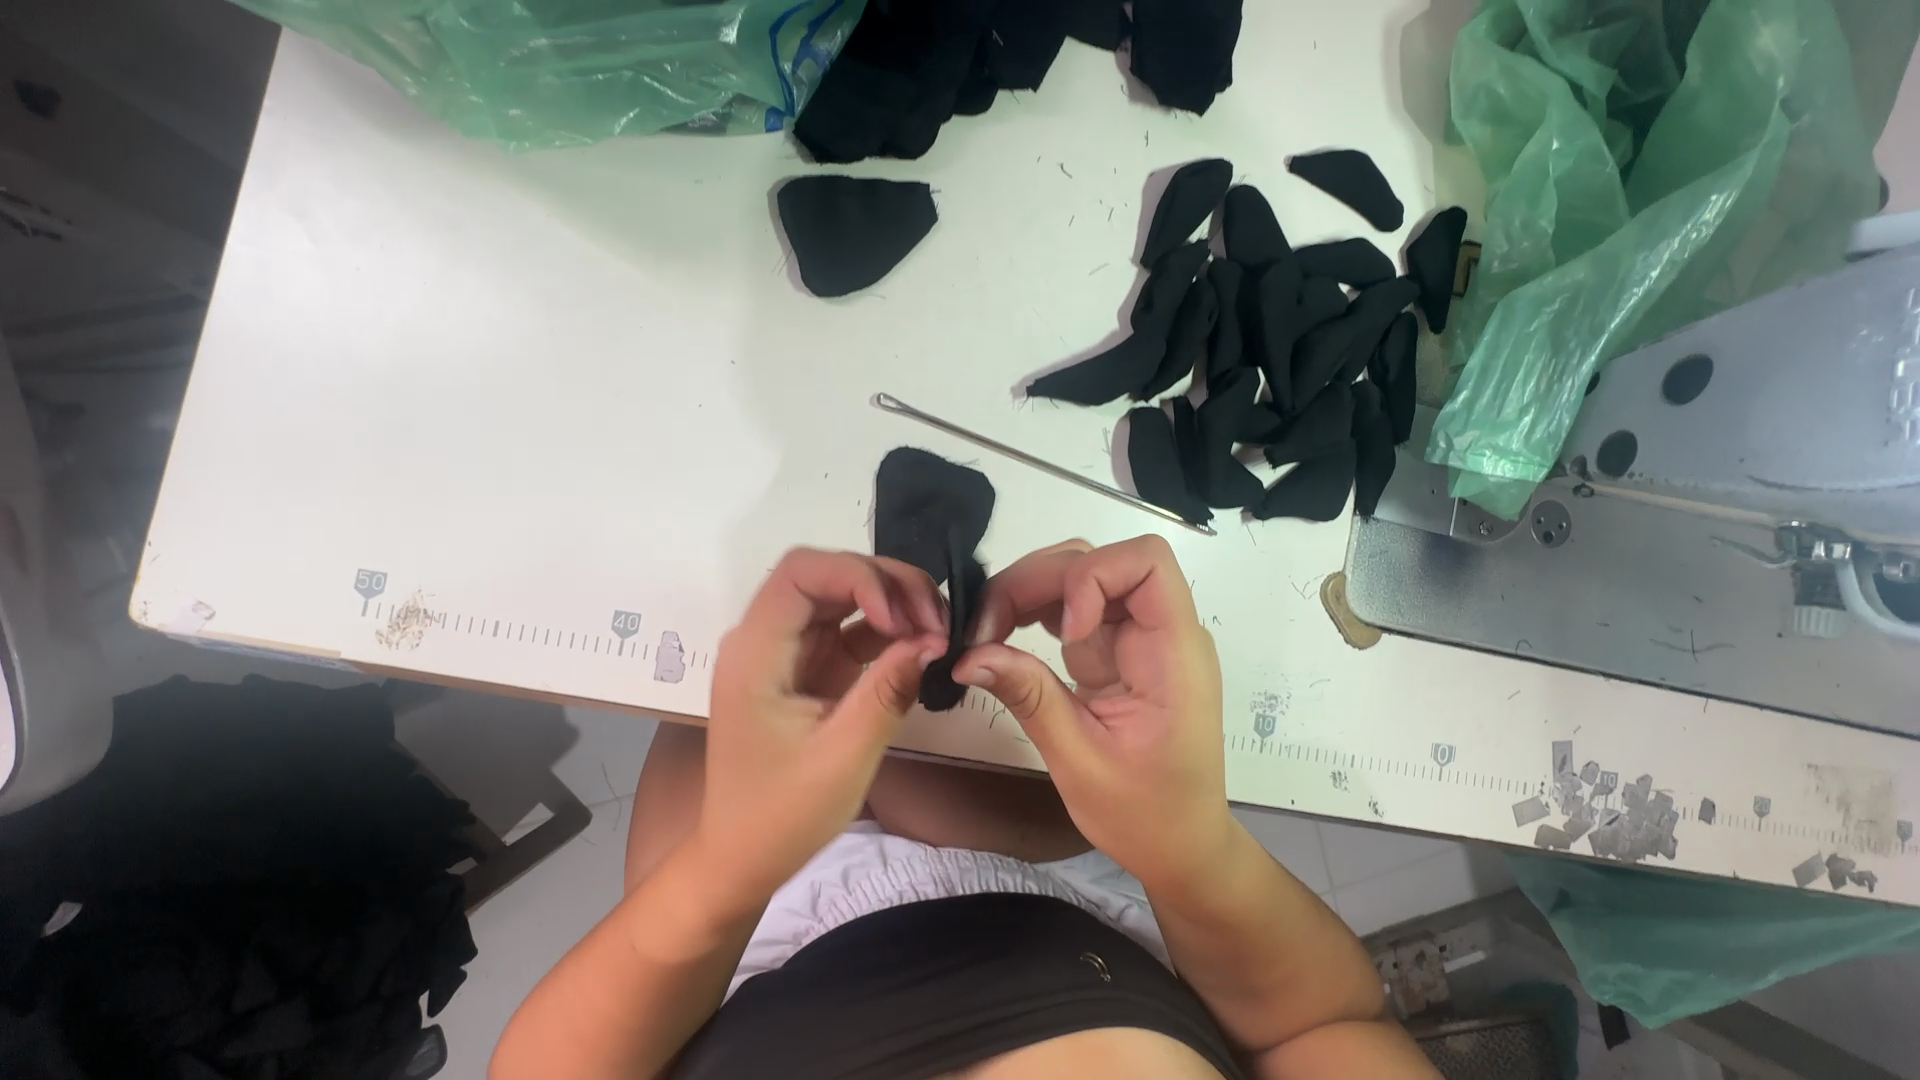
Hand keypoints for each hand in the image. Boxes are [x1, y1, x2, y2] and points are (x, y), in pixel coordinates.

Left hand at [695, 549, 946, 908]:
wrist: (744, 857)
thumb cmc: (782, 814)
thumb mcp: (844, 756)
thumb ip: (888, 691)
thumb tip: (935, 639)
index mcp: (755, 653)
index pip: (801, 572)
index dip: (858, 576)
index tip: (904, 618)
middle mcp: (766, 638)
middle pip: (826, 575)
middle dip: (886, 584)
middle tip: (938, 618)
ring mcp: (789, 651)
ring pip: (842, 595)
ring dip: (893, 602)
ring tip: (938, 627)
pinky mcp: (810, 667)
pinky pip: (850, 629)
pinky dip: (888, 630)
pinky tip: (923, 645)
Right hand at [954, 536, 1233, 889]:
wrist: (1178, 844)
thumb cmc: (1145, 814)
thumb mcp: (1080, 761)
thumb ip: (1030, 697)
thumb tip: (967, 655)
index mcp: (1173, 652)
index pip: (1145, 563)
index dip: (1093, 577)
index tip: (1060, 633)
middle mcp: (1158, 630)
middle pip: (1098, 561)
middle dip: (1036, 581)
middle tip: (984, 628)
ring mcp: (1134, 636)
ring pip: (1079, 575)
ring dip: (1027, 591)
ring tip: (986, 631)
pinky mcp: (1112, 648)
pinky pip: (1070, 606)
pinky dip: (1032, 611)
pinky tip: (1002, 636)